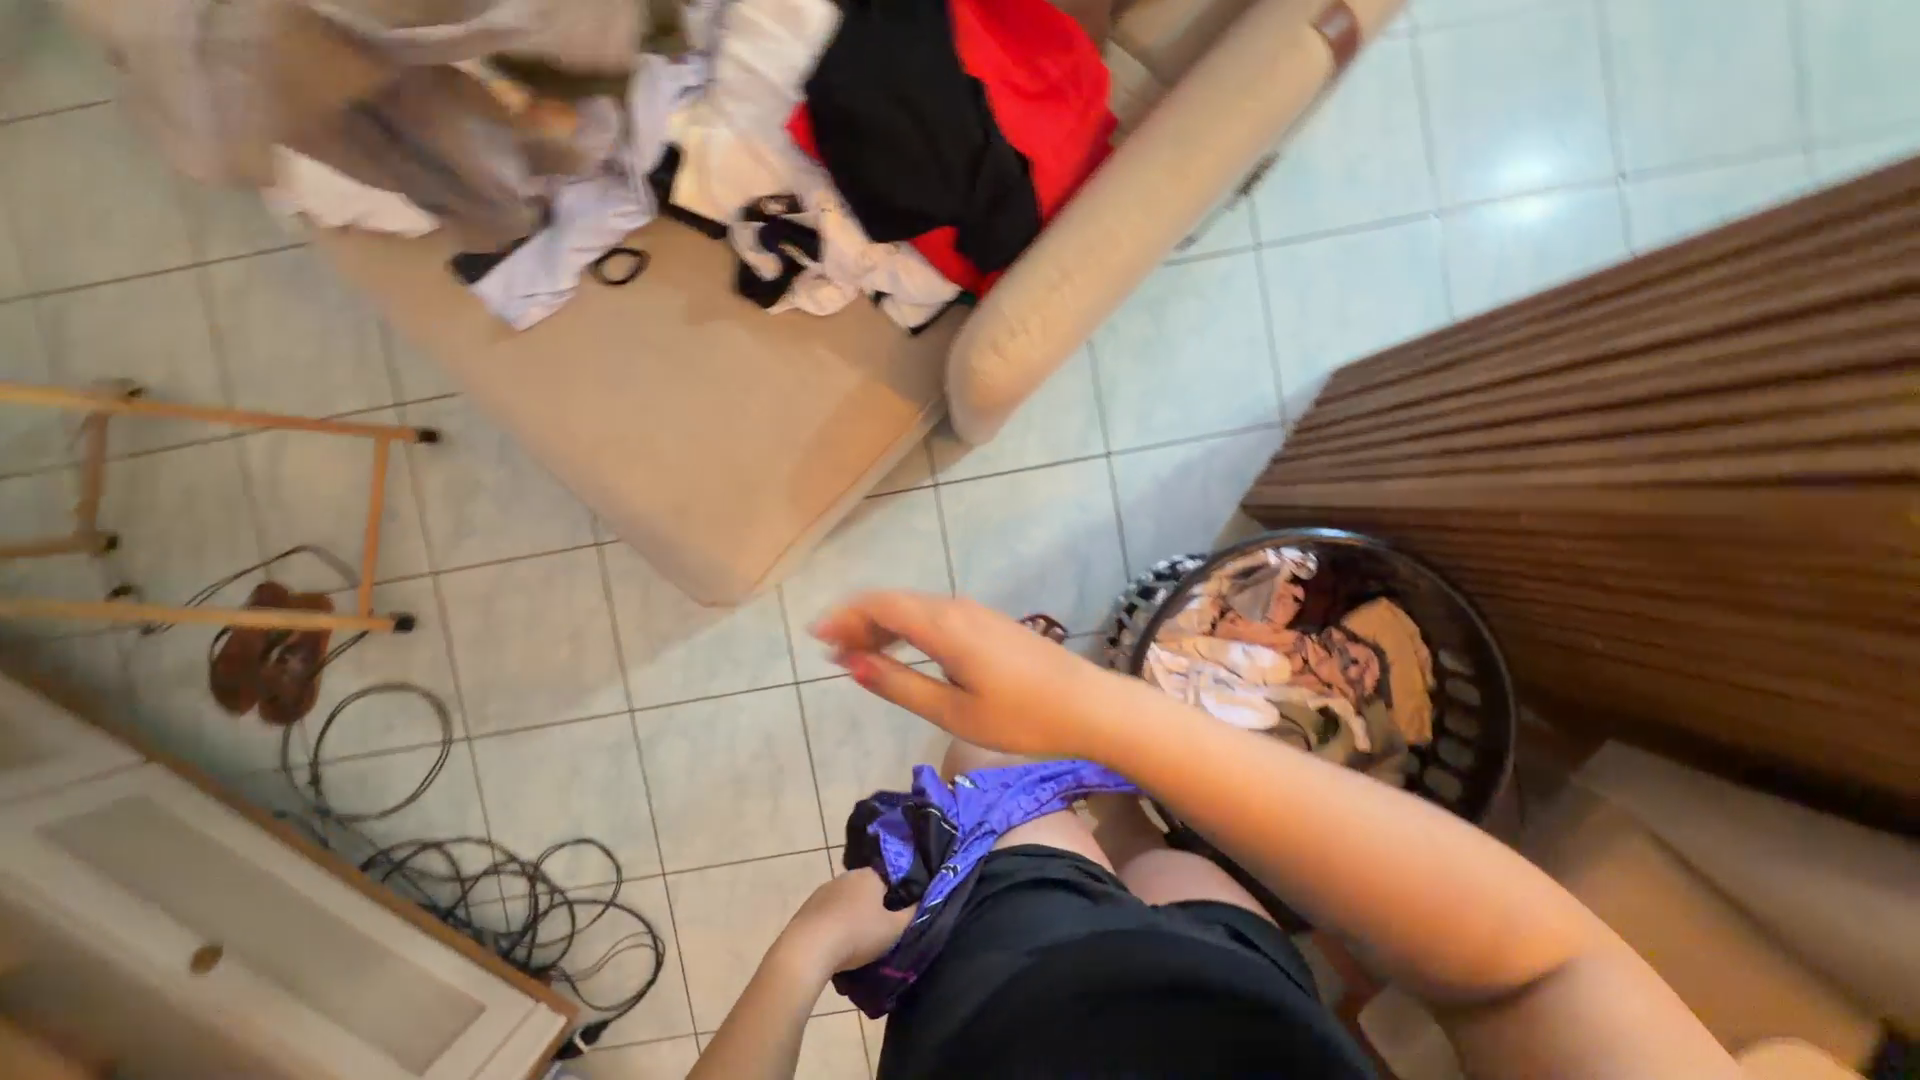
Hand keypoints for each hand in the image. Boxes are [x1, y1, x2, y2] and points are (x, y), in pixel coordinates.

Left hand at [781, 869, 914, 973]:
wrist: (808, 949)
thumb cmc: (857, 935)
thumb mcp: (893, 929)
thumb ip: (911, 914)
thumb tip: (922, 901)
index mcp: (869, 876)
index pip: (891, 878)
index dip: (899, 895)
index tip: (902, 913)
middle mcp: (847, 876)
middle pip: (868, 888)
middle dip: (875, 906)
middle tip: (882, 929)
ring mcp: (824, 889)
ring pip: (847, 900)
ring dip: (853, 914)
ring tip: (858, 939)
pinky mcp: (808, 906)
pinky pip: (830, 912)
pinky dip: (836, 923)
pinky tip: (837, 942)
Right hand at [809, 591, 1112, 758]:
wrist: (1089, 707)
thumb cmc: (1021, 718)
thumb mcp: (953, 711)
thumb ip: (900, 685)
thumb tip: (853, 665)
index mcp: (943, 625)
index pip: (879, 606)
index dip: (843, 616)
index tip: (816, 637)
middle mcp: (955, 608)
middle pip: (893, 602)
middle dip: (857, 622)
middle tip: (830, 652)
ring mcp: (975, 613)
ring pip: (914, 608)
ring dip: (881, 626)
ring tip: (856, 656)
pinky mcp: (989, 624)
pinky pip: (934, 616)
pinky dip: (907, 630)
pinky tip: (901, 653)